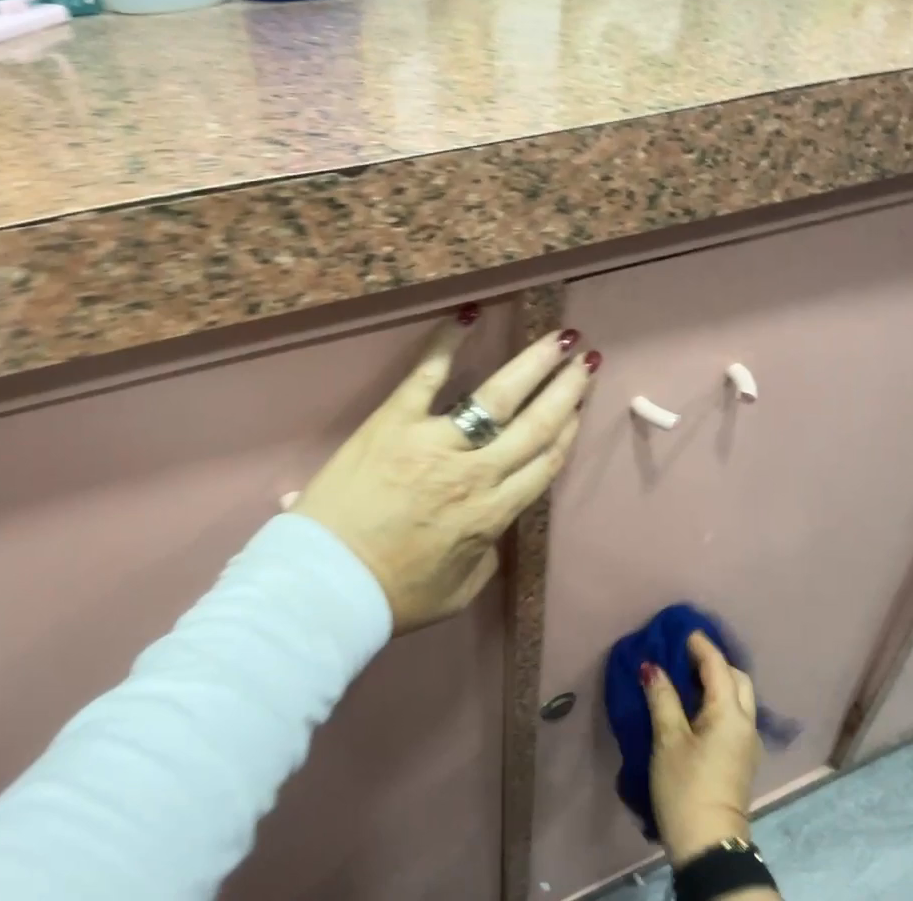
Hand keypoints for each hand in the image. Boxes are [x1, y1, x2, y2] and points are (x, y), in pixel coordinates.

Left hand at [293, 304, 597, 632]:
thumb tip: (493, 530)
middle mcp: (474, 473)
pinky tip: (467, 316)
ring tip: (559, 338)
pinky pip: (426, 375)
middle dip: (566, 390)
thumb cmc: (390, 595)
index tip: (580, 409)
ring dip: (533, 365)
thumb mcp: (456, 592)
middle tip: (585, 359)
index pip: (543, 464)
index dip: (567, 432)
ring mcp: (434, 442)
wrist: (327, 582)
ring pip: (497, 398)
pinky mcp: (393, 422)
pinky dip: (446, 343)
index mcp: (491, 515)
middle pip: (534, 425)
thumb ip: (485, 557)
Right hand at [643, 631, 763, 867]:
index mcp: (730, 714)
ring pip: (738, 698)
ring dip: (716, 681)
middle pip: (737, 679)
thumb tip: (653, 667)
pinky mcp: (740, 757)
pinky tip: (693, 706)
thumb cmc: (685, 786)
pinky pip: (733, 715)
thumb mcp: (667, 739)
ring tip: (684, 676)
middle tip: (682, 654)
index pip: (718, 667)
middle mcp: (746, 723)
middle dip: (714, 662)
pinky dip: (717, 700)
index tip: (679, 630)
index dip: (699, 646)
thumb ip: (662, 698)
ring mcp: (747, 743)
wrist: (708, 842)